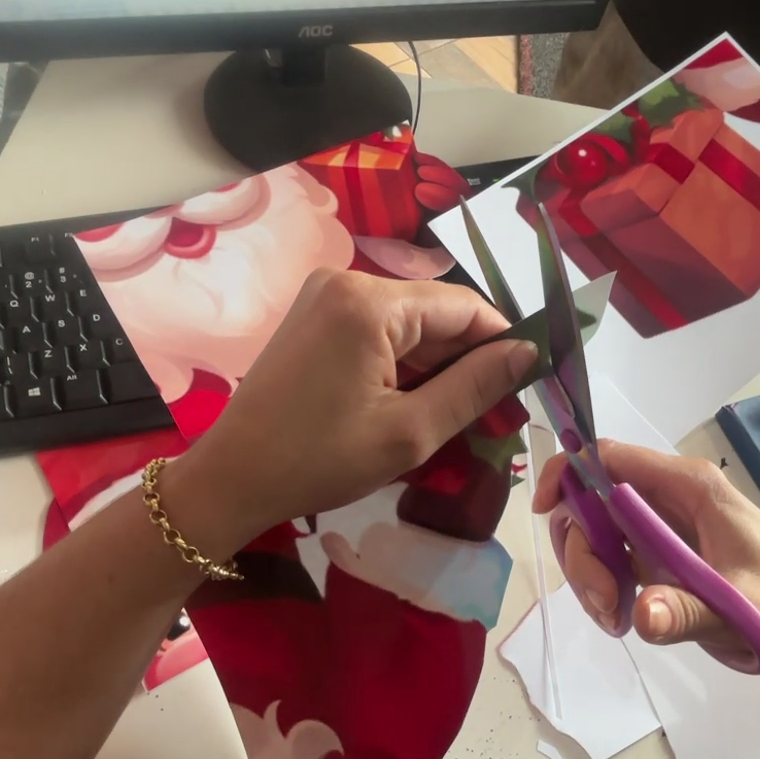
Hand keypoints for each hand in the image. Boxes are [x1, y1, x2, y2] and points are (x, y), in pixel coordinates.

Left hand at [171, 271, 535, 549]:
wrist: (233, 477)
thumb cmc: (320, 460)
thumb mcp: (410, 432)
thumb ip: (474, 387)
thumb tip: (526, 353)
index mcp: (370, 302)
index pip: (463, 306)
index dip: (501, 340)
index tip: (526, 380)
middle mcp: (346, 281)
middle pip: (434, 312)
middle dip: (467, 357)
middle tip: (494, 409)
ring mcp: (325, 297)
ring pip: (408, 324)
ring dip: (436, 364)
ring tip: (456, 411)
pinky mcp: (314, 318)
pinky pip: (378, 331)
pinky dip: (403, 362)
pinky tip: (415, 399)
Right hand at [532, 440, 759, 664]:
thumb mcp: (743, 611)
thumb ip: (690, 613)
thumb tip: (641, 614)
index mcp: (687, 486)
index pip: (608, 456)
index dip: (567, 473)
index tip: (544, 510)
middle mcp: (665, 496)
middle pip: (589, 503)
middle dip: (582, 552)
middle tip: (604, 602)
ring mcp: (657, 524)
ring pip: (592, 532)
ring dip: (589, 574)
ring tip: (617, 618)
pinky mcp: (654, 550)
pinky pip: (606, 557)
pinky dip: (601, 587)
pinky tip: (624, 617)